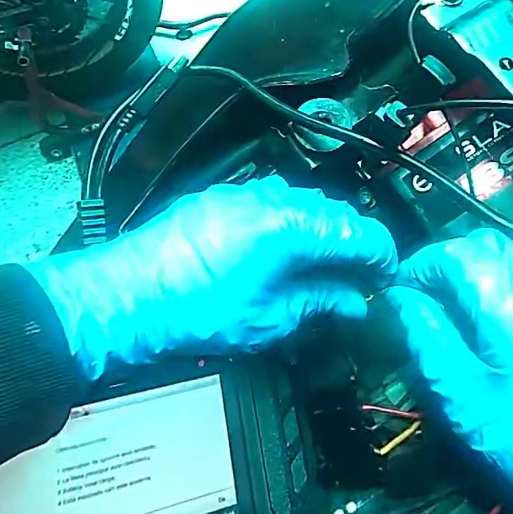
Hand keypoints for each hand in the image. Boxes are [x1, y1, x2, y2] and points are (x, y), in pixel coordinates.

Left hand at [35, 177, 396, 378]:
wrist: (126, 297)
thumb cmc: (188, 309)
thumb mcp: (270, 318)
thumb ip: (321, 302)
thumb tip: (351, 301)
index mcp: (290, 226)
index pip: (358, 232)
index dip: (381, 257)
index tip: (386, 276)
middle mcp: (271, 199)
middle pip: (337, 214)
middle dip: (355, 246)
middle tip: (359, 281)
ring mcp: (246, 195)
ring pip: (307, 206)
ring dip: (324, 234)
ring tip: (323, 271)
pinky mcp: (225, 199)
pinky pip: (275, 204)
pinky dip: (293, 226)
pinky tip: (288, 254)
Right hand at [386, 230, 512, 513]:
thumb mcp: (467, 402)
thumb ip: (427, 338)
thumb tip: (400, 297)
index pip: (456, 253)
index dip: (422, 266)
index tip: (407, 292)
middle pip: (489, 245)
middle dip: (456, 266)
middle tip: (439, 304)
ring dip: (492, 270)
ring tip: (480, 314)